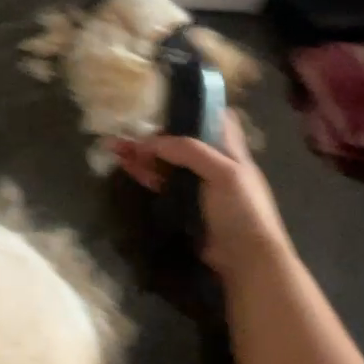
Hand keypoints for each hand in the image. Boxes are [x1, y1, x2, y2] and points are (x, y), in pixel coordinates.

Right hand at [110, 114, 292, 283]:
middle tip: (126, 129)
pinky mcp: (184, 204)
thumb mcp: (223, 172)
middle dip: (154, 132)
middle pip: (180, 140)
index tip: (167, 102)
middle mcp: (212, 162)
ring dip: (142, 152)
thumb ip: (189, 151)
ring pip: (165, 160)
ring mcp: (197, 184)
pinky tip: (125, 165)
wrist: (247, 261)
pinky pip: (160, 182)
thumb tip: (150, 142)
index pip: (214, 119)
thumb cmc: (243, 209)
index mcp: (229, 149)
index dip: (193, 108)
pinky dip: (143, 172)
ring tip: (115, 146)